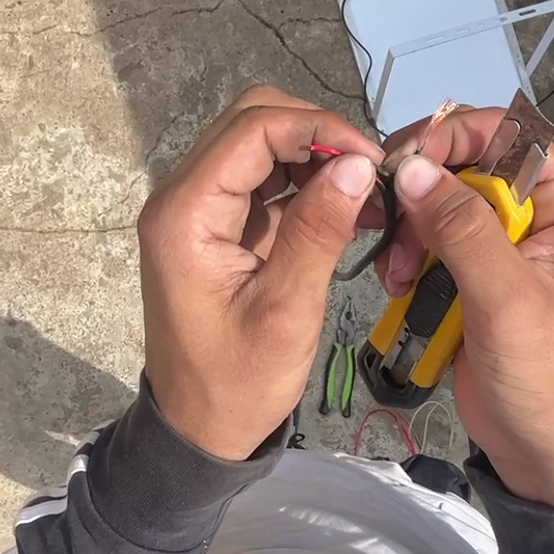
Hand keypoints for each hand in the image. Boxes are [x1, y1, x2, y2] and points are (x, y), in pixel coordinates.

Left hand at [138, 86, 383, 459]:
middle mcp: (181, 199)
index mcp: (184, 214)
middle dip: (315, 136)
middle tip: (368, 173)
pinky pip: (260, 184)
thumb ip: (319, 231)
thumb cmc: (238, 382)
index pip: (252, 130)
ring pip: (258, 148)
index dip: (318, 128)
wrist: (200, 428)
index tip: (372, 158)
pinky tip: (343, 208)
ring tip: (364, 193)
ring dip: (313, 159)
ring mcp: (196, 212)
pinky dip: (303, 186)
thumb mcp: (286, 310)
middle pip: (250, 125)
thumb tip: (358, 164)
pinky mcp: (215, 229)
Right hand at [378, 108, 553, 510]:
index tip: (397, 166)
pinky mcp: (477, 276)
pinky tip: (399, 287)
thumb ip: (460, 229)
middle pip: (466, 167)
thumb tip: (408, 167)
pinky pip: (432, 244)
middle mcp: (541, 213)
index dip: (450, 139)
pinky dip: (409, 259)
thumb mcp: (507, 300)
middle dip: (421, 197)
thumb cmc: (547, 379)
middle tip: (390, 235)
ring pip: (441, 205)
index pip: (508, 135)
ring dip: (409, 233)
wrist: (545, 453)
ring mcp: (506, 246)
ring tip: (397, 276)